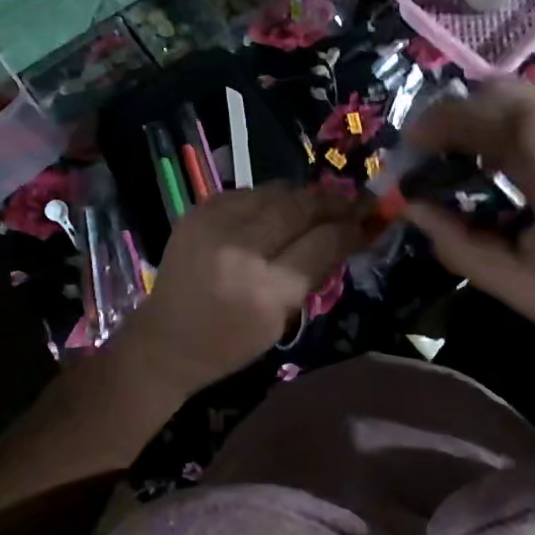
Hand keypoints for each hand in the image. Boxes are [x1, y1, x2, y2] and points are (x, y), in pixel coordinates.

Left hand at [111, 184, 371, 396]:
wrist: (165, 339)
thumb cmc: (229, 343)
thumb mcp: (281, 320)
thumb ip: (312, 275)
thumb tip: (343, 235)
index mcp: (267, 288)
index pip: (323, 242)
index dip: (351, 228)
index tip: (369, 221)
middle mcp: (241, 248)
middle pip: (300, 207)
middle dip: (331, 202)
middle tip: (352, 202)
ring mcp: (214, 224)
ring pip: (273, 191)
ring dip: (300, 196)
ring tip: (316, 203)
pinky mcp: (197, 211)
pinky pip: (245, 193)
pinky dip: (265, 199)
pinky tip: (275, 208)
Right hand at [402, 78, 534, 375]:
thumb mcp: (517, 285)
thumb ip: (456, 241)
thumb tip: (412, 209)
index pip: (478, 113)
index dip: (431, 125)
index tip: (408, 153)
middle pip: (501, 91)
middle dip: (455, 115)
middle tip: (433, 155)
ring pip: (529, 97)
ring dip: (487, 119)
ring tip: (471, 163)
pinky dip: (520, 127)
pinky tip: (519, 170)